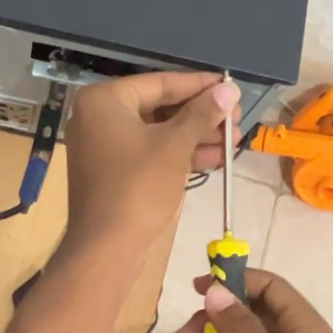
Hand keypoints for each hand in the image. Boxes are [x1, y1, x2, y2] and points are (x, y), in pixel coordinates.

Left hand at [63, 73, 239, 249]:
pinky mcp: (111, 173)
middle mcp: (96, 118)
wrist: (106, 248)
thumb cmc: (138, 189)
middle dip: (200, 116)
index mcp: (104, 101)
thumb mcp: (175, 147)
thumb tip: (229, 89)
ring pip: (156, 134)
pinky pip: (148, 154)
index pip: (160, 83)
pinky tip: (214, 160)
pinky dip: (177, 156)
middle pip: (159, 108)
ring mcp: (102, 147)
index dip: (199, 85)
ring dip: (194, 138)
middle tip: (235, 119)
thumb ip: (202, 114)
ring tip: (232, 141)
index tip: (230, 86)